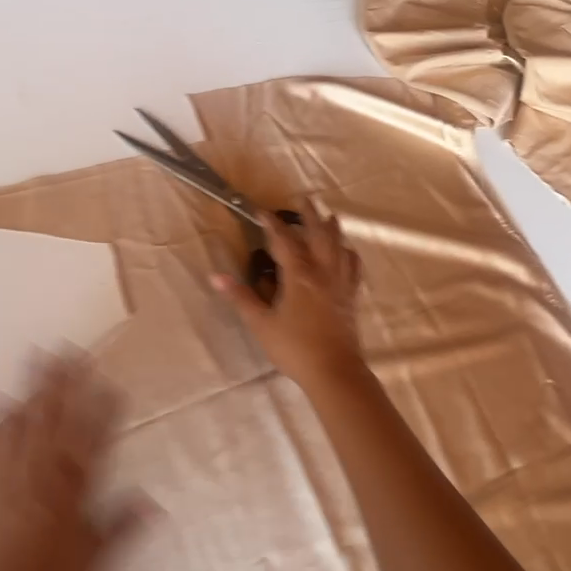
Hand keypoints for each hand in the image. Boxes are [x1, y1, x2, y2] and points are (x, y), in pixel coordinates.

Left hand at [0, 352, 150, 570]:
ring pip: (27, 420)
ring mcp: (14, 474)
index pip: (96, 438)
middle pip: (58, 417)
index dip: (105, 409)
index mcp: (75, 487)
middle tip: (71, 348)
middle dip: (66, 381)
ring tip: (38, 354)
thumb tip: (153, 504)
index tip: (113, 383)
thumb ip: (122, 524)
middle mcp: (44, 472)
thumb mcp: (94, 555)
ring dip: (33, 386)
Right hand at [211, 207, 365, 390]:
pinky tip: (347, 252)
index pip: (283, 241)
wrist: (335, 372)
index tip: (262, 211)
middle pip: (318, 235)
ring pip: (339, 247)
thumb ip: (241, 298)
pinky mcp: (352, 297)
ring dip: (332, 229)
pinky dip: (349, 254)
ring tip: (329, 216)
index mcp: (299, 275)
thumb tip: (216, 276)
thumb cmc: (295, 348)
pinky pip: (354, 268)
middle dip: (309, 215)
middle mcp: (322, 272)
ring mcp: (340, 283)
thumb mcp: (261, 324)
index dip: (272, 224)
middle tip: (304, 198)